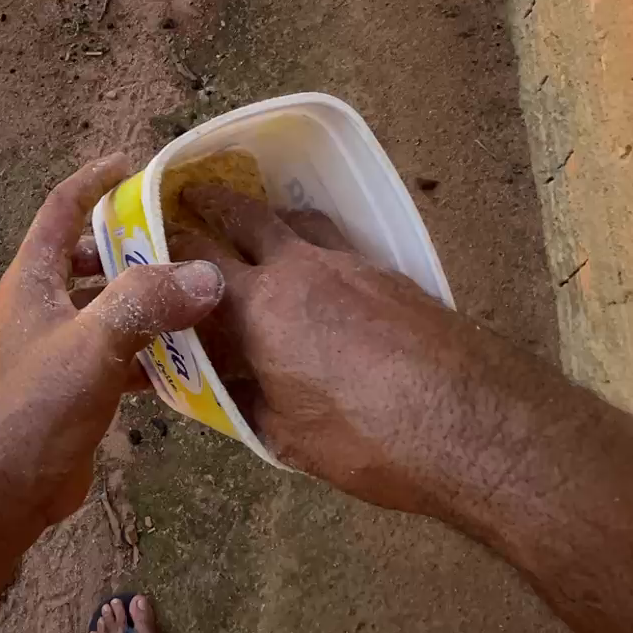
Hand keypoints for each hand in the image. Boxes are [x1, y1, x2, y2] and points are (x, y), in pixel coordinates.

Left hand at [0, 155, 225, 529]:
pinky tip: (187, 358)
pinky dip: (146, 347)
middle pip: (86, 256)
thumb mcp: (91, 345)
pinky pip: (115, 349)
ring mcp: (54, 344)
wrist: (3, 489)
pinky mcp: (71, 382)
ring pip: (105, 305)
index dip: (92, 180)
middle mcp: (39, 303)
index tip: (131, 162)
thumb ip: (145, 304)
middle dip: (131, 244)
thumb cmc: (35, 406)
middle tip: (183, 237)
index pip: (59, 208)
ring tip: (198, 294)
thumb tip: (205, 273)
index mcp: (31, 279)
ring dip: (144, 299)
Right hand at [172, 185, 535, 517]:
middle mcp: (297, 269)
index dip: (166, 244)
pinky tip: (324, 272)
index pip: (195, 258)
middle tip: (191, 193)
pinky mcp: (392, 276)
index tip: (148, 238)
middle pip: (244, 213)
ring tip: (260, 221)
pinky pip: (340, 243)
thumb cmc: (369, 439)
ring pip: (298, 217)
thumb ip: (245, 400)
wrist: (483, 430)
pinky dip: (317, 243)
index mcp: (257, 306)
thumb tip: (226, 387)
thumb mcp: (287, 436)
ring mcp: (350, 266)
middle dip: (210, 199)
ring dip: (269, 213)